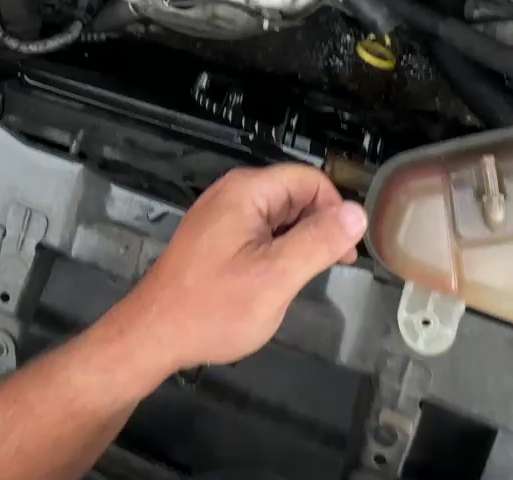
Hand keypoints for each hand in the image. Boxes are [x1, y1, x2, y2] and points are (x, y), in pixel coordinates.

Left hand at [98, 165, 366, 377]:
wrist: (155, 333)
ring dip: (299, 240)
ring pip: (278, 214)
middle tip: (330, 268)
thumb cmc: (214, 307)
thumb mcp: (276, 277)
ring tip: (302, 278)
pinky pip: (259, 229)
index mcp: (247, 191)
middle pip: (294, 193)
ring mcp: (222, 213)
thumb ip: (318, 242)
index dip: (335, 211)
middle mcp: (233, 192)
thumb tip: (358, 211)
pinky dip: (277, 248)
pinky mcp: (216, 234)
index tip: (345, 251)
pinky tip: (277, 279)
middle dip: (319, 226)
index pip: (309, 179)